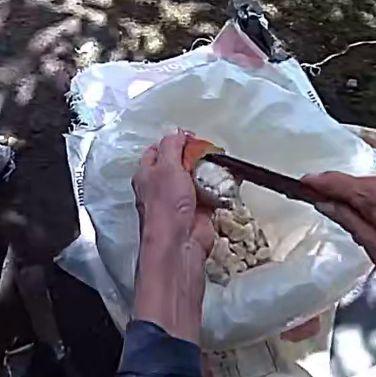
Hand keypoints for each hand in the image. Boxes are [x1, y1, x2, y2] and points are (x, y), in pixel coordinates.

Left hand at [131, 131, 213, 342]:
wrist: (180, 243)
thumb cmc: (166, 206)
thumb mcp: (166, 166)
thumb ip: (172, 146)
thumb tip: (178, 133)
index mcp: (147, 174)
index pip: (159, 150)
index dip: (175, 142)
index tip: (192, 139)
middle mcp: (161, 187)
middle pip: (181, 164)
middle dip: (196, 157)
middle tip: (210, 151)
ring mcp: (180, 200)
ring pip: (197, 179)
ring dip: (210, 173)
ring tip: (222, 164)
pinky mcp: (198, 212)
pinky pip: (211, 195)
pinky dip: (220, 190)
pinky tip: (229, 182)